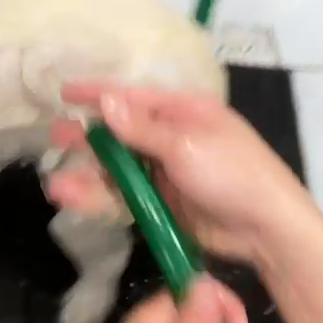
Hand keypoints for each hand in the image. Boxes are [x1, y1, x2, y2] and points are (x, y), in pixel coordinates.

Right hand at [47, 81, 316, 264]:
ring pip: (116, 169)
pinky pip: (122, 196)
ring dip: (88, 176)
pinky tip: (74, 199)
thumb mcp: (186, 146)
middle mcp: (170, 137)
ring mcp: (164, 171)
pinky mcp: (160, 202)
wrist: (267, 230)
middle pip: (119, 133)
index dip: (97, 94)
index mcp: (183, 112)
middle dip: (87, 138)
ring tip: (57, 186)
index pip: (132, 97)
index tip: (64, 92)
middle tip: (54, 138)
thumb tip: (106, 101)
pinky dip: (98, 198)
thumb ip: (141, 128)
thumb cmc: (234, 175)